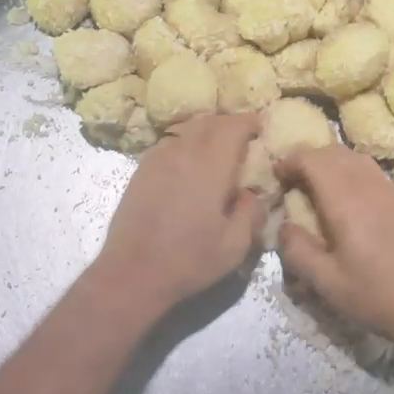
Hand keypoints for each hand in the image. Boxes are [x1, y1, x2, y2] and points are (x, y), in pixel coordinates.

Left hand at [95, 112, 266, 308]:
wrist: (132, 273)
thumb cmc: (188, 260)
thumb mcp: (234, 246)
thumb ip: (251, 213)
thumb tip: (252, 194)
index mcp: (210, 166)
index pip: (233, 126)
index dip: (249, 121)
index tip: (262, 125)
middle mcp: (183, 152)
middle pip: (209, 121)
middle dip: (229, 122)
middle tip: (244, 135)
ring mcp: (158, 158)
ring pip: (187, 129)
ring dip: (207, 130)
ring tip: (219, 147)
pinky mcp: (142, 170)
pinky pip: (170, 143)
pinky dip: (186, 142)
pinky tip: (190, 163)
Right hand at [275, 146, 393, 348]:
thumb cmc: (374, 293)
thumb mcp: (325, 281)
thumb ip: (297, 249)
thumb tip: (284, 225)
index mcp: (344, 199)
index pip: (311, 158)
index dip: (289, 162)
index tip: (276, 178)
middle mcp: (365, 183)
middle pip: (331, 150)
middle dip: (306, 159)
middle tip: (290, 183)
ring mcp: (385, 187)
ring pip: (350, 155)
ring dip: (327, 162)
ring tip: (314, 187)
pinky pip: (366, 167)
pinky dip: (347, 169)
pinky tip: (342, 197)